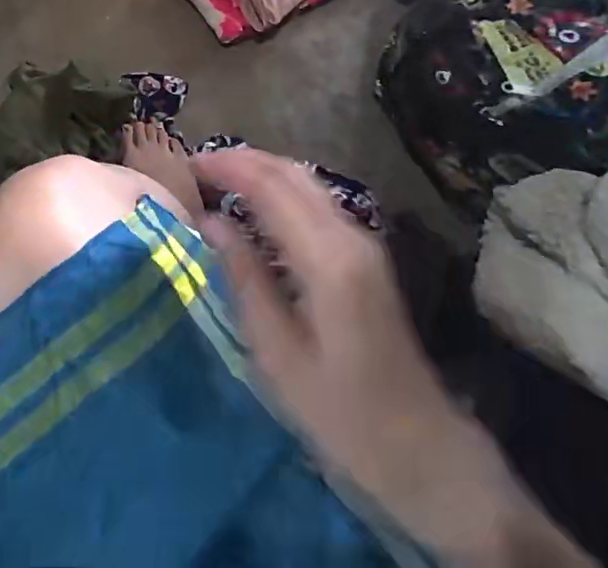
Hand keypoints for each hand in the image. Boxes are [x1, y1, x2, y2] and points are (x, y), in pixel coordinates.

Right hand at [192, 149, 591, 567]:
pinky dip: (279, 190)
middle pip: (291, 172)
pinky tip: (253, 205)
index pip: (271, 187)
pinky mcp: (365, 255)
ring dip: (261, 171)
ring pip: (306, 181)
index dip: (227, 166)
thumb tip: (210, 222)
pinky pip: (316, 202)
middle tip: (195, 166)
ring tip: (216, 178)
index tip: (186, 164)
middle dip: (241, 159)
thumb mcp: (277, 353)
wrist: (421, 447)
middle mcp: (350, 236)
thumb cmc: (341, 412)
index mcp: (328, 260)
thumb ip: (243, 278)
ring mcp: (363, 243)